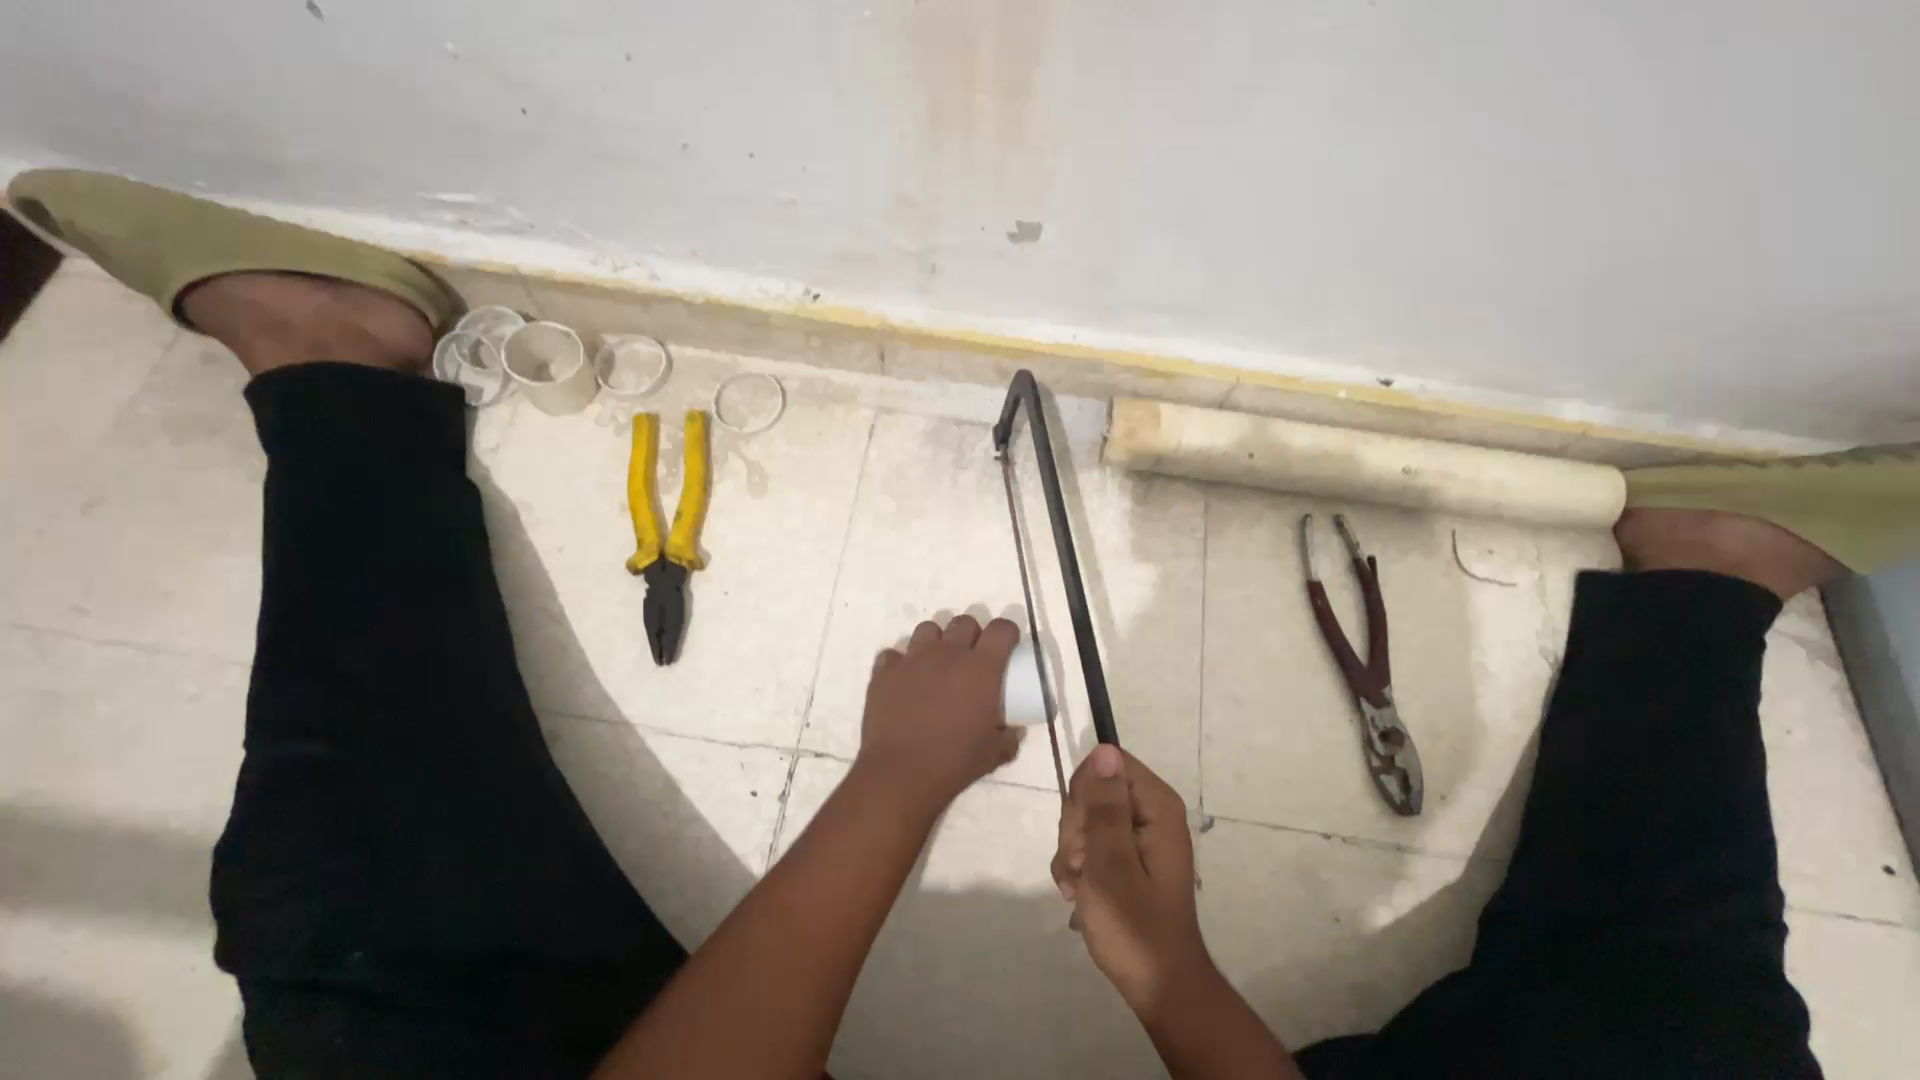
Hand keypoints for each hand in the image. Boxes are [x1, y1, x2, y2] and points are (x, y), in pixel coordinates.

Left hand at [855, 614, 1023, 812]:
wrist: (901, 772)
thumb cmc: (955, 761)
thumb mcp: (994, 754)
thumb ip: (1009, 738)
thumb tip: (1014, 731)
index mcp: (981, 668)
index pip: (1002, 629)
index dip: (1007, 632)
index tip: (1008, 645)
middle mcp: (948, 653)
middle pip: (964, 622)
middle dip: (972, 634)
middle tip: (972, 657)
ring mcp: (913, 659)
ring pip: (928, 629)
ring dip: (937, 641)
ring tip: (937, 664)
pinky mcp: (885, 672)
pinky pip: (893, 654)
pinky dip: (901, 663)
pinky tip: (904, 680)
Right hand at [1052, 745, 1214, 1016]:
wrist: (1156, 985)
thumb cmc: (1135, 926)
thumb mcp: (1111, 863)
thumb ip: (1104, 806)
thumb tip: (1103, 750)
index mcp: (1156, 807)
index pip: (1107, 764)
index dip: (1085, 794)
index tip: (1084, 835)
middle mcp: (1150, 814)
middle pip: (1093, 792)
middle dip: (1076, 829)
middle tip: (1083, 866)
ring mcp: (1137, 837)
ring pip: (1084, 820)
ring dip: (1073, 853)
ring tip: (1083, 888)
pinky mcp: (1125, 859)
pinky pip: (1088, 844)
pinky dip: (1078, 868)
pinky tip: (1081, 895)